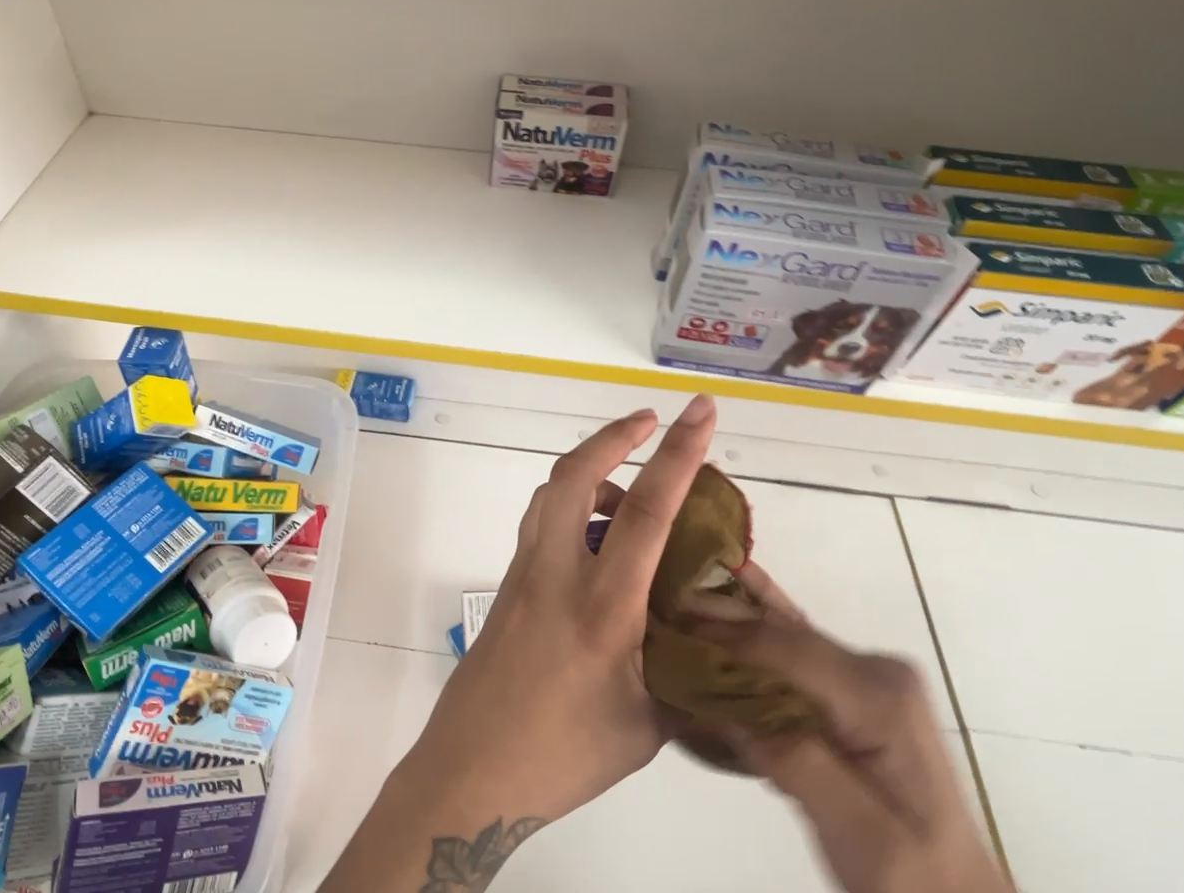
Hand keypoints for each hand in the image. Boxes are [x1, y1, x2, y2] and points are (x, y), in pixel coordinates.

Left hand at [404, 392, 718, 817]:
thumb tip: (713, 642)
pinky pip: (541, 526)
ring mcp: (524, 577)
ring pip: (551, 496)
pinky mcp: (508, 589)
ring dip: (589, 472)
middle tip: (650, 423)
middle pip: (573, 476)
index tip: (699, 412)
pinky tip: (599, 543)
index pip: (645, 512)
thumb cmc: (562, 755)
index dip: (678, 455)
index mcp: (602, 605)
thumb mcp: (646, 724)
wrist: (470, 773)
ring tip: (630, 491)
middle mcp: (556, 574)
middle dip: (613, 436)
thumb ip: (684, 673)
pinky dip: (571, 508)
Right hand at [685, 590, 1010, 892]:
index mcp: (880, 698)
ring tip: (673, 598)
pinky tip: (716, 612)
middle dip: (717, 619)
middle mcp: (876, 672)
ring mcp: (866, 679)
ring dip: (729, 622)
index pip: (786, 649)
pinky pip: (792, 655)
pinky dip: (751, 638)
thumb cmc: (912, 874)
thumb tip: (729, 711)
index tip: (664, 630)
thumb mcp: (859, 833)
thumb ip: (798, 763)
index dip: (723, 636)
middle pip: (782, 633)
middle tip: (656, 607)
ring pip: (783, 635)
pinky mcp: (853, 693)